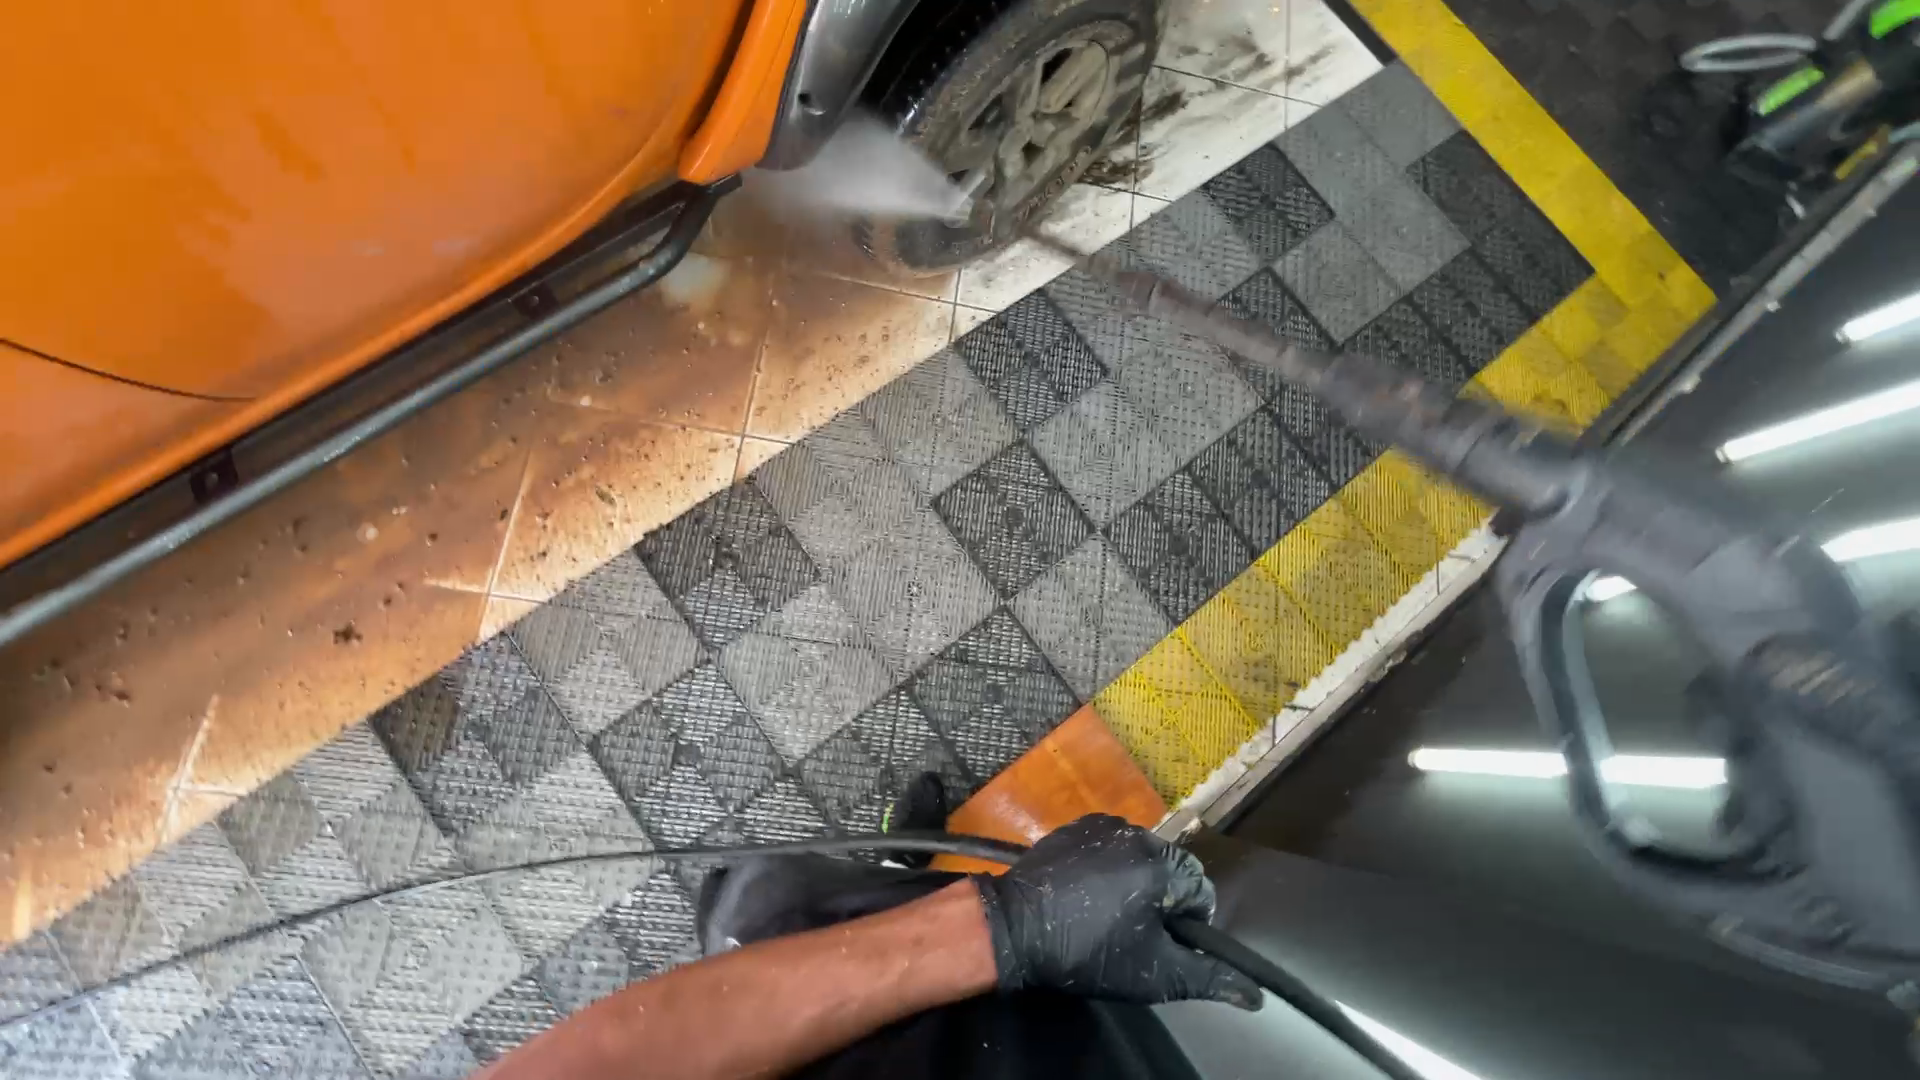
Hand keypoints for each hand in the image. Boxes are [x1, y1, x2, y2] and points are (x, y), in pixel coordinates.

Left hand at [971, 814, 1262, 1009]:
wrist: (1018, 925)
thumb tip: (1255, 995)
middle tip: (1139, 932)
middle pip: (1171, 867)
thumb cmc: (1090, 950)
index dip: (1191, 922)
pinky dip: (1109, 864)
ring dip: (1137, 880)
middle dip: (1164, 898)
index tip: (1167, 944)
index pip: (1201, 889)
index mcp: (1161, 862)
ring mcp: (1103, 823)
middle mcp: (1137, 832)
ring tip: (1112, 913)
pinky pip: (1109, 844)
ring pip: (1140, 854)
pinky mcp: (1076, 825)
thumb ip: (1208, 977)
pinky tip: (1090, 892)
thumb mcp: (1154, 973)